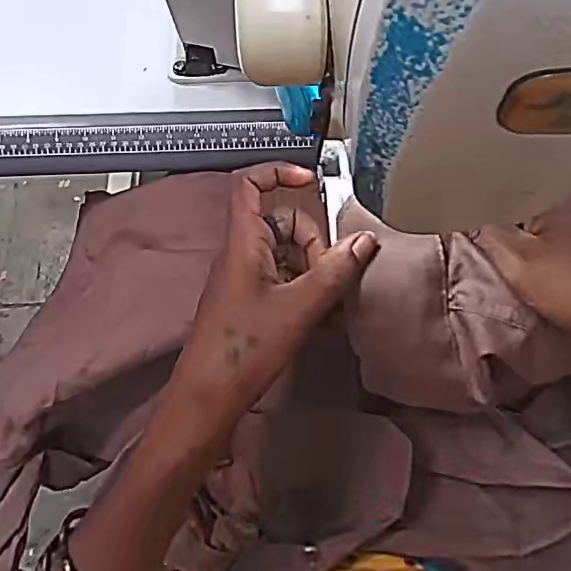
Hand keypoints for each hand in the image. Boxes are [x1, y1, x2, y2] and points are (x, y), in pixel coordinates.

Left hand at [157, 162, 378, 455]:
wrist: (207, 398)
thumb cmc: (242, 351)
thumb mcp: (299, 308)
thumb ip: (334, 272)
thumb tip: (363, 242)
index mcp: (243, 243)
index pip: (249, 185)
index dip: (278, 172)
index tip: (310, 179)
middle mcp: (239, 253)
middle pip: (281, 222)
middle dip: (312, 241)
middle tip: (329, 273)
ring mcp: (242, 277)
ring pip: (285, 252)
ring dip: (311, 268)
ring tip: (328, 302)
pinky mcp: (247, 299)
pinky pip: (280, 277)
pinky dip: (302, 288)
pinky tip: (319, 317)